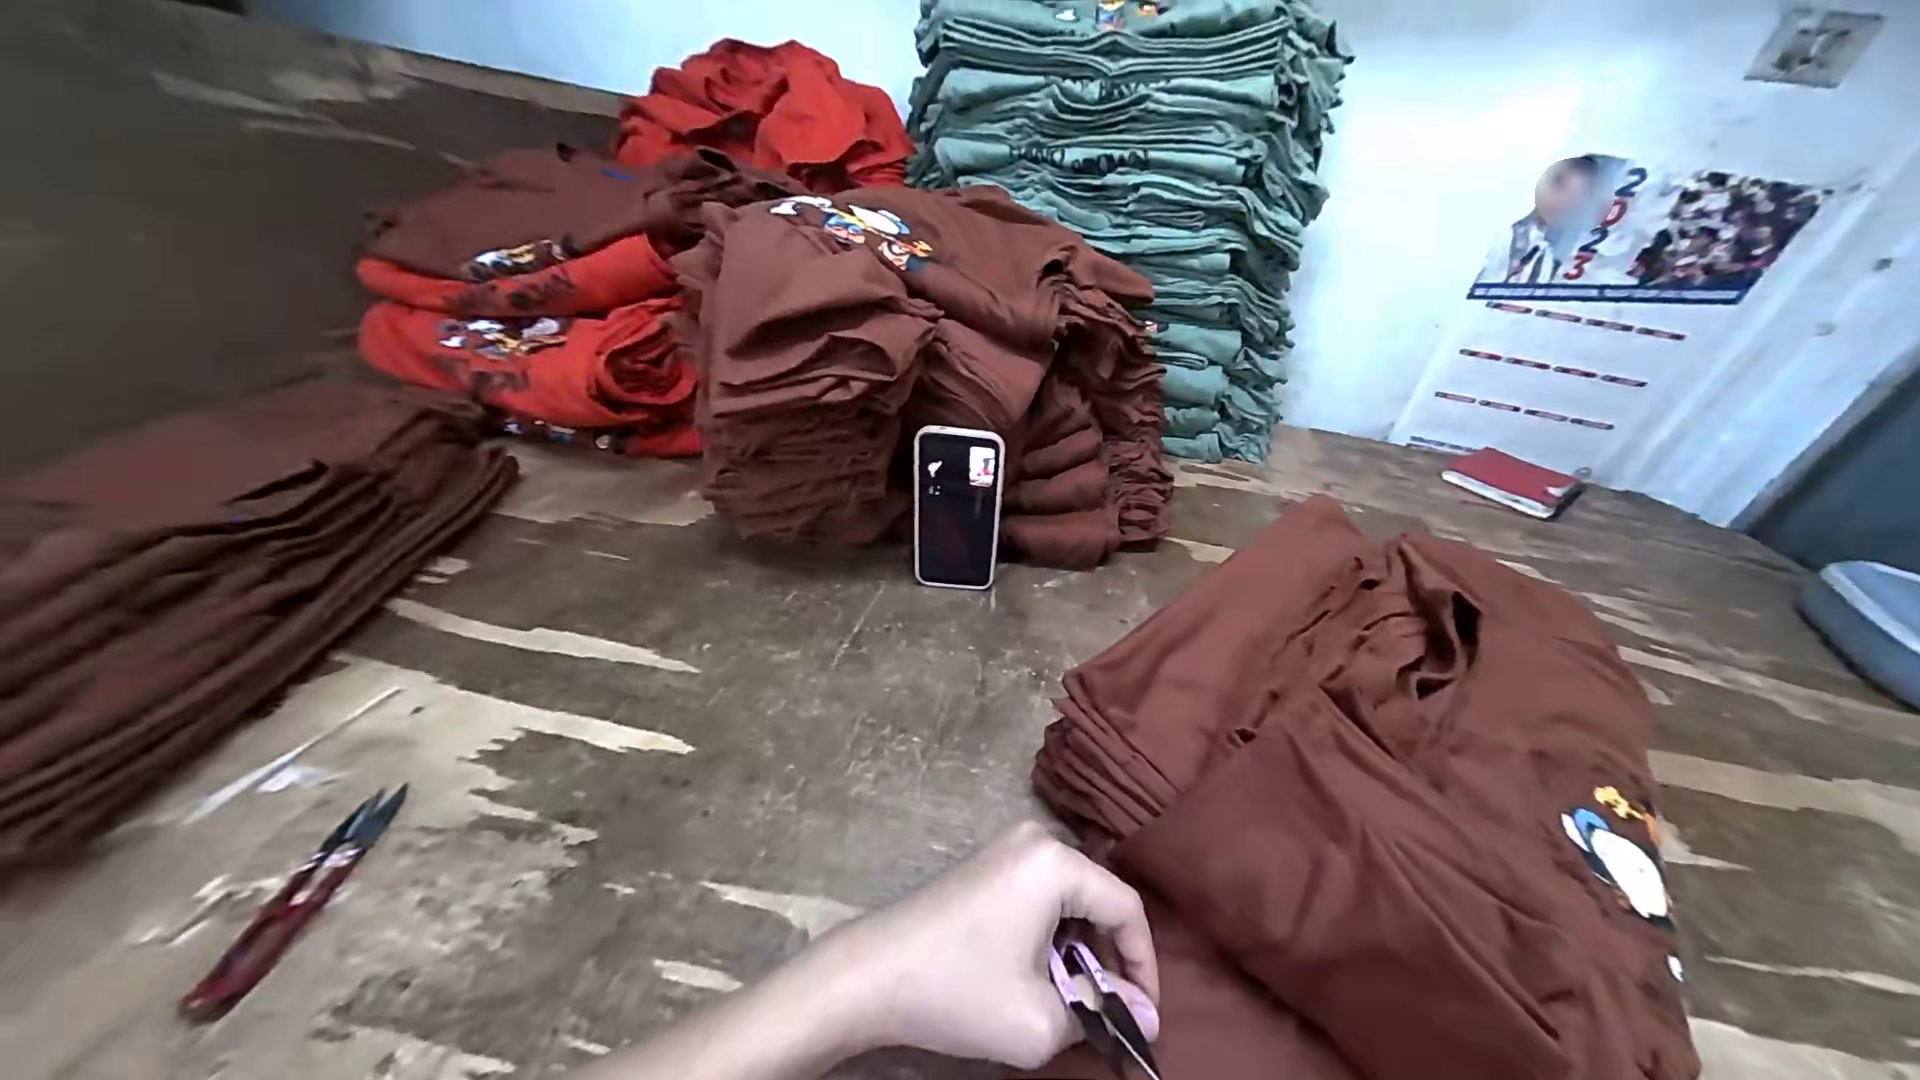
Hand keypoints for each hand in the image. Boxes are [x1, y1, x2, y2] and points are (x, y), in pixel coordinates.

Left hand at [812, 822, 1159, 1068]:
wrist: (875, 970)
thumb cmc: (960, 989)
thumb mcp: (1041, 1018)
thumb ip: (1103, 1011)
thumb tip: (1147, 1016)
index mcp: (1054, 861)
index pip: (1126, 907)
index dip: (1144, 964)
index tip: (1145, 1016)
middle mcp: (1036, 839)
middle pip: (1098, 897)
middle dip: (1111, 957)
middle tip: (1112, 1010)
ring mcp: (1008, 846)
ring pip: (1071, 896)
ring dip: (1082, 947)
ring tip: (1076, 997)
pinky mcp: (990, 862)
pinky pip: (1043, 892)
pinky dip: (1054, 932)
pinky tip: (1043, 970)